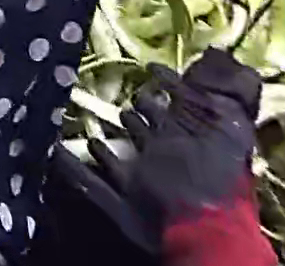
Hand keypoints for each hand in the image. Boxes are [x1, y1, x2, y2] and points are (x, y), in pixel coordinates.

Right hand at [49, 51, 272, 265]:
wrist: (199, 233)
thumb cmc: (212, 175)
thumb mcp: (230, 125)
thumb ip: (229, 91)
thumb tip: (220, 52)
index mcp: (191, 139)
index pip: (176, 108)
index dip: (165, 89)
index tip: (149, 68)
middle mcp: (166, 157)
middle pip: (150, 131)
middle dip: (136, 114)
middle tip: (122, 95)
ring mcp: (142, 180)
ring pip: (124, 156)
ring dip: (110, 142)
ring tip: (92, 124)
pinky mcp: (120, 201)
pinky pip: (90, 182)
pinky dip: (71, 167)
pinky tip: (54, 150)